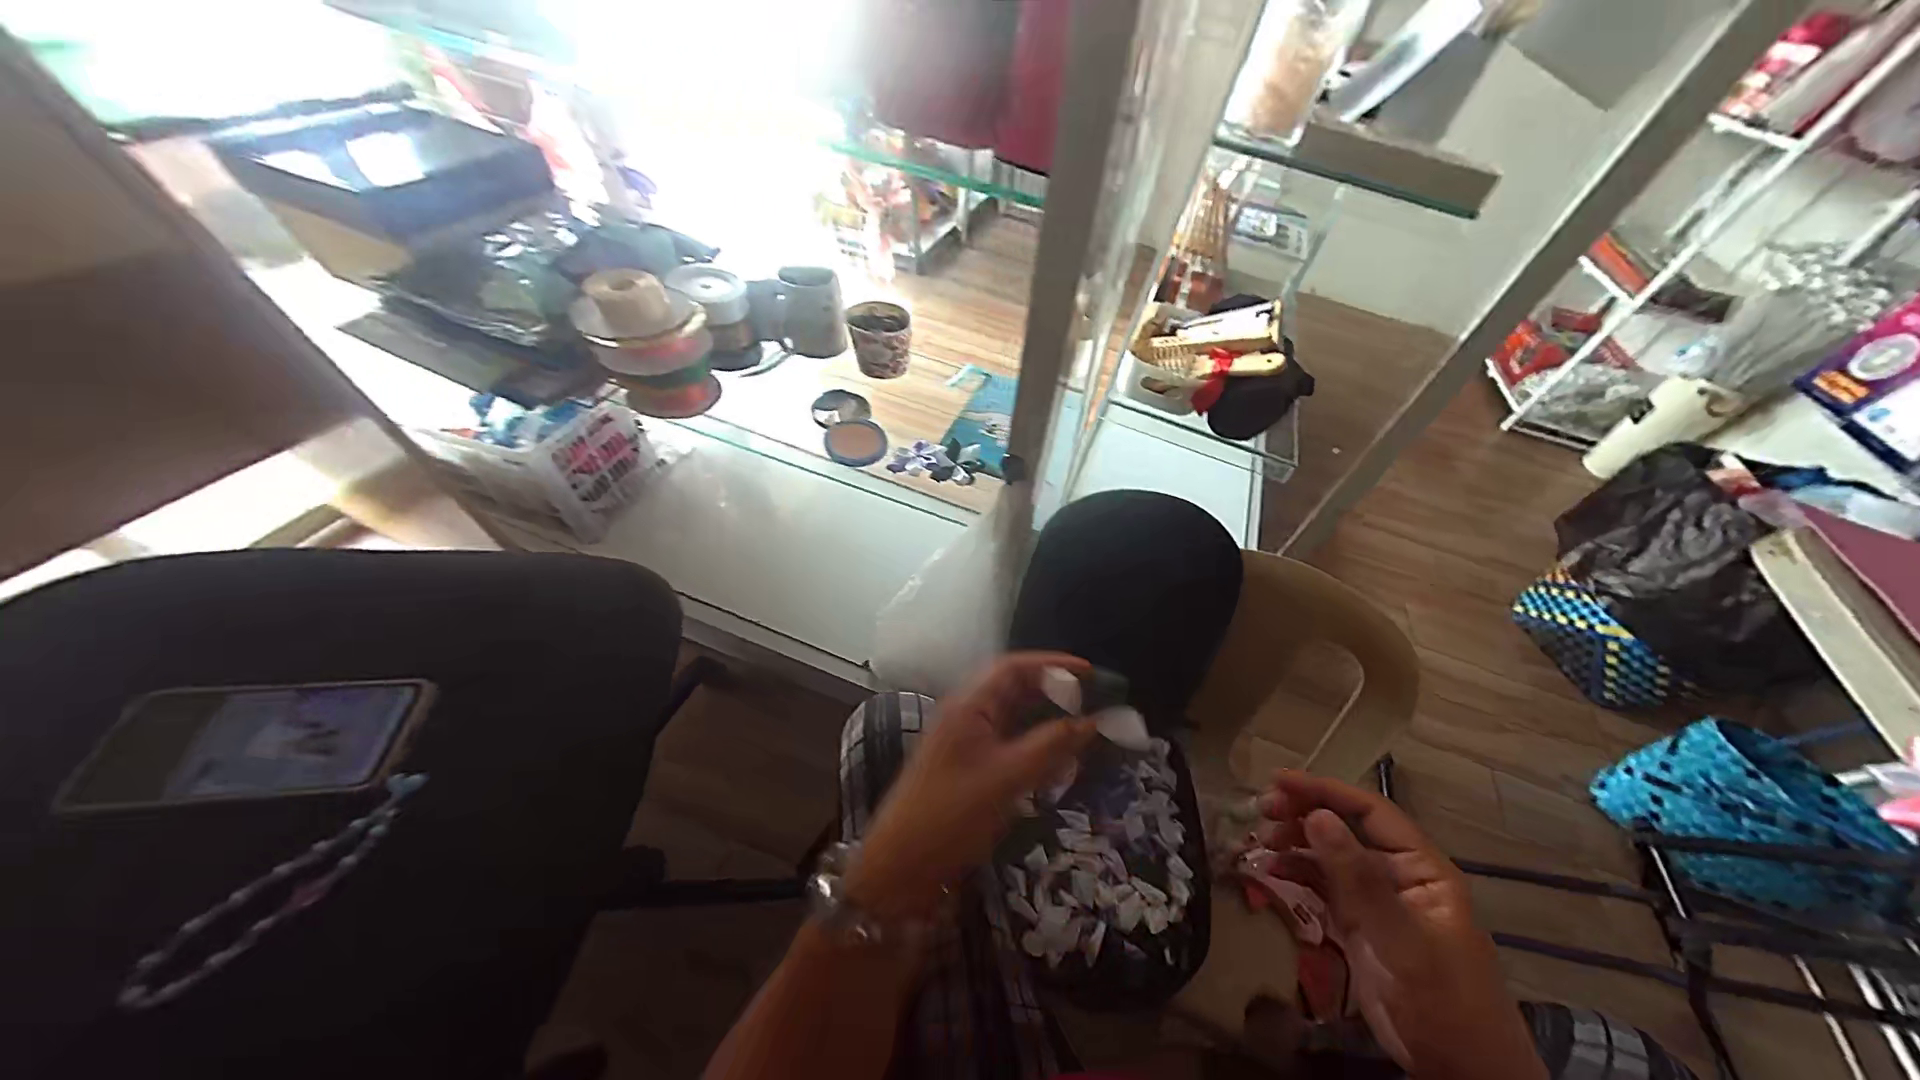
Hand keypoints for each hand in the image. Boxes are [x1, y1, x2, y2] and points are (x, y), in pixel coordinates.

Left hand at [844, 653, 1096, 921]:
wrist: (899, 867)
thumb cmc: (949, 816)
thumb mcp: (1006, 779)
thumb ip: (1050, 747)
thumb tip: (1093, 722)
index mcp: (968, 706)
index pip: (1013, 668)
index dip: (1053, 664)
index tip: (1091, 673)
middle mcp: (966, 716)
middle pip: (1014, 690)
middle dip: (1054, 693)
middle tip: (1094, 703)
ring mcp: (965, 743)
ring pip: (1013, 720)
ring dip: (1046, 722)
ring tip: (1084, 731)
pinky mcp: (968, 769)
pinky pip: (1008, 746)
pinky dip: (1034, 748)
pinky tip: (1057, 764)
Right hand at [1259, 771, 1545, 1079]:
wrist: (1461, 1073)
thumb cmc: (1442, 1002)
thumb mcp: (1399, 938)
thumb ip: (1358, 878)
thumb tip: (1317, 816)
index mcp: (1421, 869)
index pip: (1370, 812)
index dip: (1324, 790)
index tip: (1277, 780)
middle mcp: (1396, 875)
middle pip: (1345, 827)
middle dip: (1303, 813)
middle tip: (1262, 810)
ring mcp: (1375, 900)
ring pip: (1328, 854)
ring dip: (1294, 841)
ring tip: (1261, 841)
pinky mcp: (1357, 924)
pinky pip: (1321, 885)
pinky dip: (1294, 872)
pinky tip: (1270, 870)